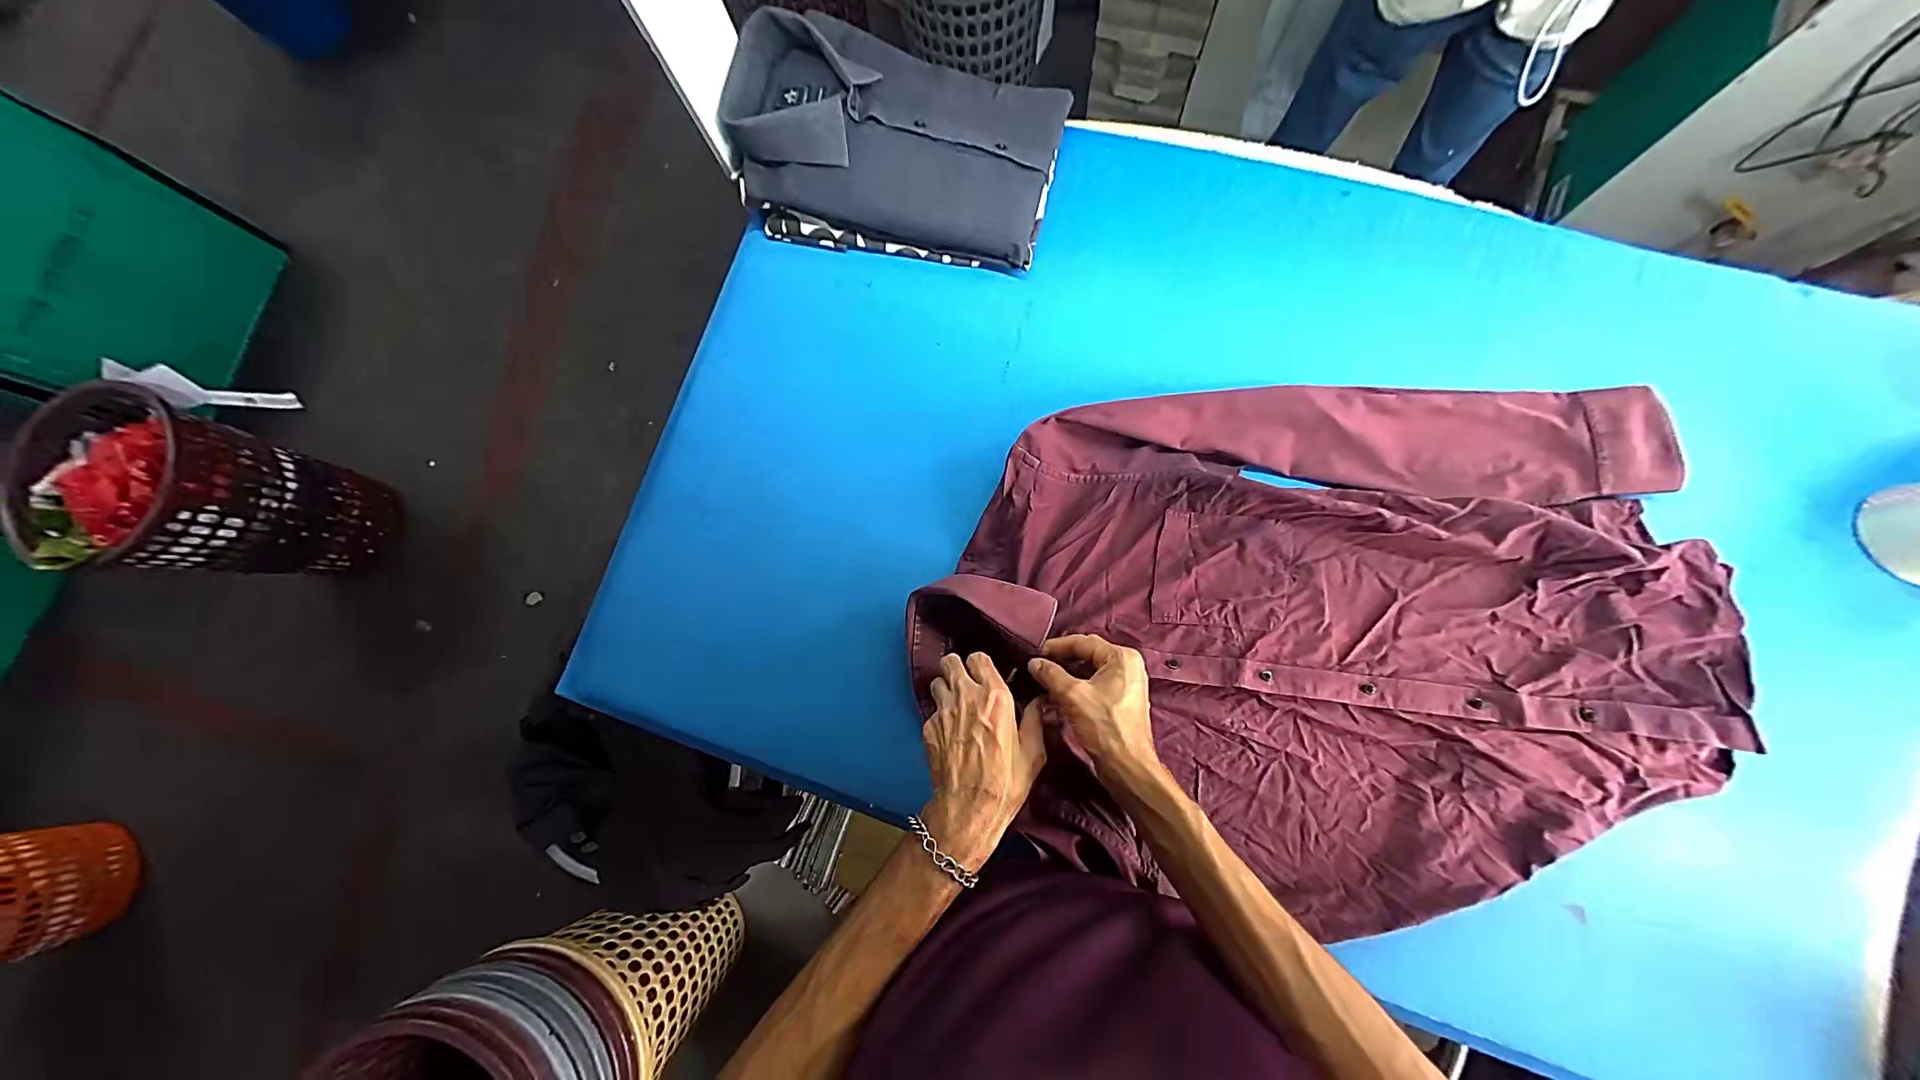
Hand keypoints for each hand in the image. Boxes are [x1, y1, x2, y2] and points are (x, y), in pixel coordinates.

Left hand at [921, 653, 1046, 870]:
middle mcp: (966, 697)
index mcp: (996, 698)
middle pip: (951, 661)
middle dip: (957, 668)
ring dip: (946, 688)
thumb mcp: (1033, 752)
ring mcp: (943, 712)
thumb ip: (1036, 719)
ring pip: (937, 682)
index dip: (982, 665)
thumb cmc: (1004, 783)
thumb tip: (1041, 701)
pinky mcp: (928, 728)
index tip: (987, 675)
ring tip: (957, 705)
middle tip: (966, 682)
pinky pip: (932, 710)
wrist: (969, 808)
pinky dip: (939, 715)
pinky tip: (950, 732)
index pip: (979, 658)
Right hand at [1027, 634, 1167, 792]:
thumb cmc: (1104, 727)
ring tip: (1044, 680)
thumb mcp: (1072, 696)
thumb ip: (1050, 674)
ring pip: (1090, 672)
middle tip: (1038, 667)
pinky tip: (1058, 695)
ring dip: (1067, 676)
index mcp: (1121, 657)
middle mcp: (1128, 666)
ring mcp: (1127, 684)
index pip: (1082, 642)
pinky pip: (1095, 686)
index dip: (1056, 647)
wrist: (1128, 767)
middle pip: (1087, 655)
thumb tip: (1034, 662)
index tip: (1035, 654)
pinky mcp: (1122, 701)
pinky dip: (1077, 688)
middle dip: (1061, 661)